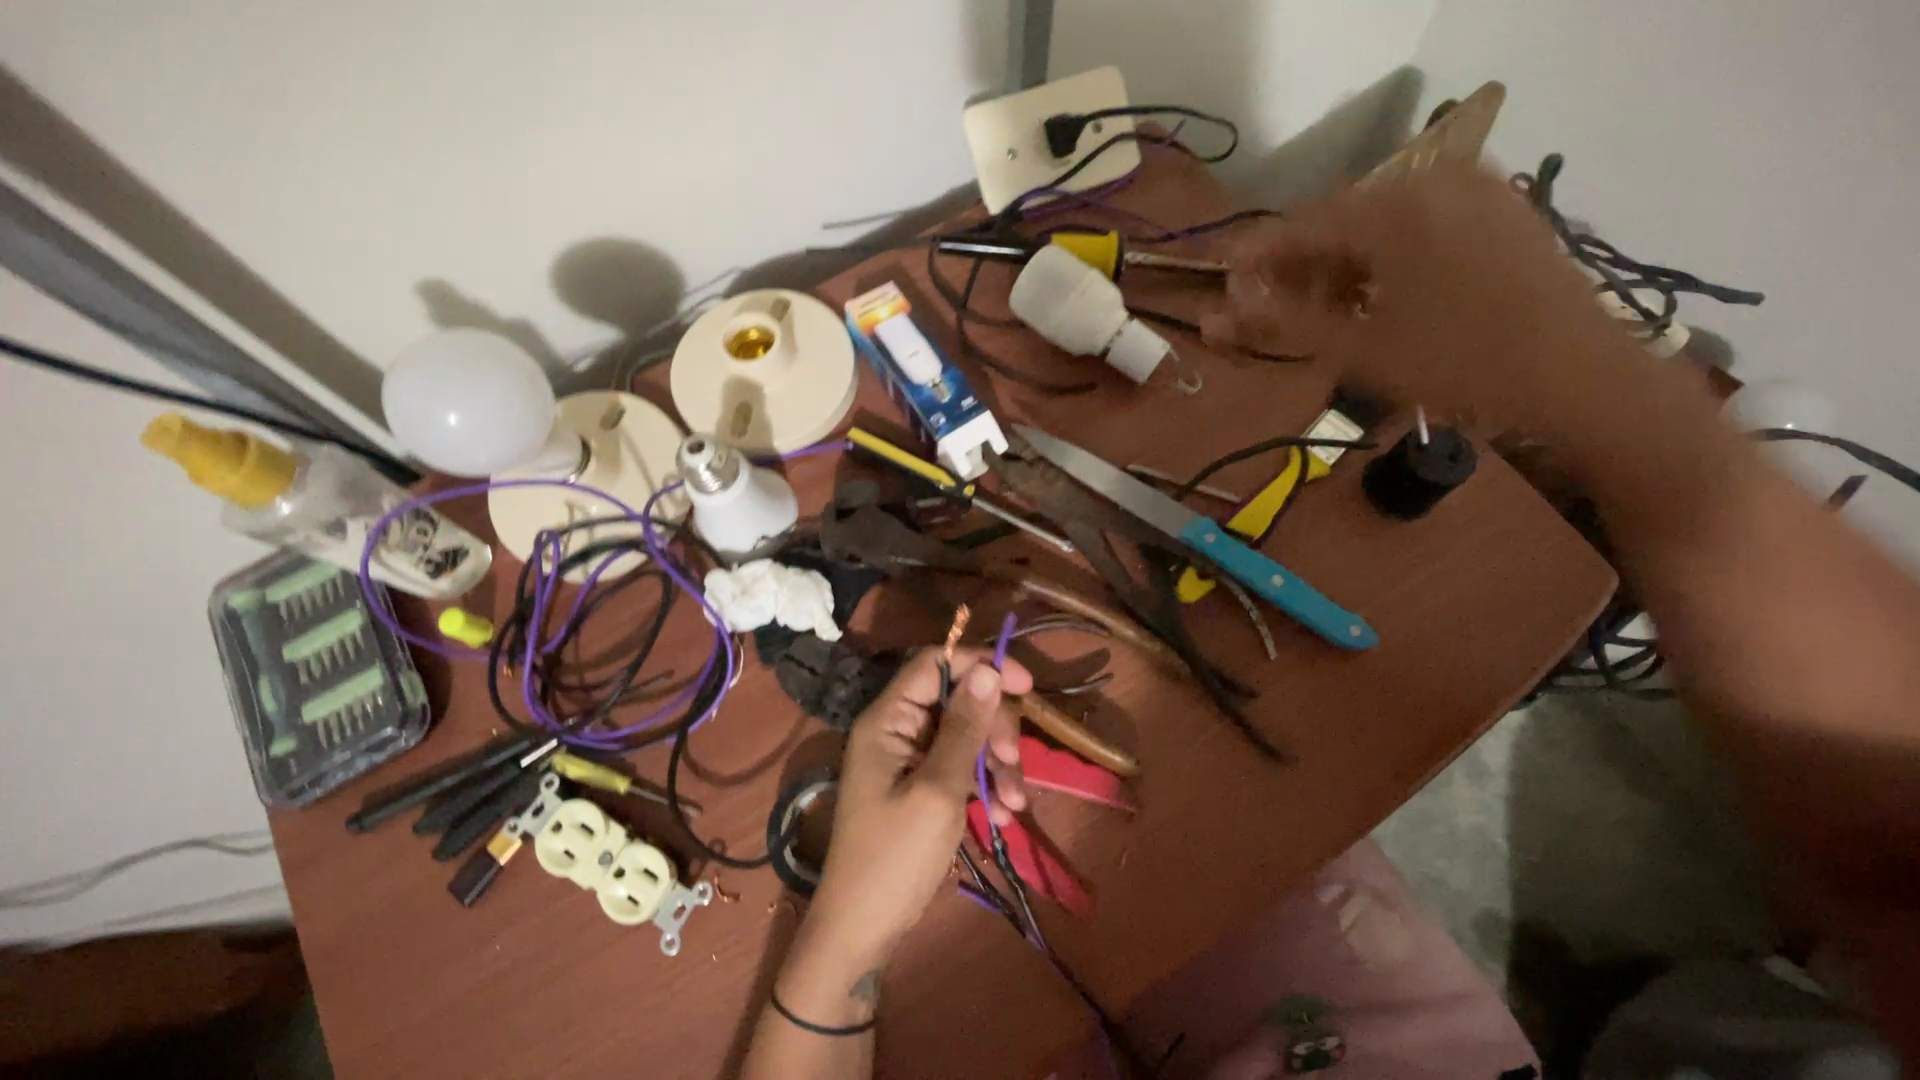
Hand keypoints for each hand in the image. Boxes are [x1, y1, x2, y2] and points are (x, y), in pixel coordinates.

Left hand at [805, 647, 1033, 966]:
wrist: (862, 928)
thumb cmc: (894, 857)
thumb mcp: (938, 790)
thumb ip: (963, 728)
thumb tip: (987, 670)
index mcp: (887, 720)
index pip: (934, 664)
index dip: (981, 664)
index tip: (1025, 685)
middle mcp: (896, 730)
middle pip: (958, 699)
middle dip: (994, 727)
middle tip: (1013, 762)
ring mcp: (908, 759)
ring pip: (966, 735)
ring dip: (996, 763)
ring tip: (1015, 805)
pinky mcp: (921, 786)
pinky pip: (961, 766)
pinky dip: (984, 785)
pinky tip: (1003, 817)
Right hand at [1201, 166, 1638, 433]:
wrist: (1584, 380)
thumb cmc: (1460, 367)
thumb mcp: (1357, 350)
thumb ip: (1279, 326)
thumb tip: (1212, 315)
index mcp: (1394, 205)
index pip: (1299, 227)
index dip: (1255, 262)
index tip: (1223, 290)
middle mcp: (1434, 179)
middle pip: (1341, 223)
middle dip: (1305, 271)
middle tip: (1284, 320)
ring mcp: (1477, 191)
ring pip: (1383, 226)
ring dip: (1347, 270)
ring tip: (1335, 322)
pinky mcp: (1504, 212)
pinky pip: (1425, 228)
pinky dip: (1392, 262)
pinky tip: (1387, 304)